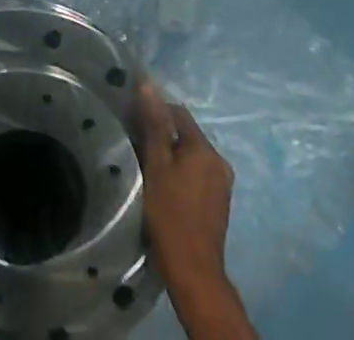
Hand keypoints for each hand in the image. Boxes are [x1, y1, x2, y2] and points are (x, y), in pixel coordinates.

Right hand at [137, 83, 235, 293]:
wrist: (193, 268)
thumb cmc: (170, 213)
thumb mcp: (156, 165)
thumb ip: (154, 124)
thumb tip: (148, 85)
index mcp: (205, 149)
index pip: (178, 112)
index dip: (154, 110)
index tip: (131, 118)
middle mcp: (219, 160)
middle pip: (186, 133)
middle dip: (161, 132)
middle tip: (134, 141)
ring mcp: (222, 182)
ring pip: (191, 154)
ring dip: (170, 152)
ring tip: (145, 162)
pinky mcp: (219, 200)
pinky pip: (197, 172)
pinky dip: (180, 170)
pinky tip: (163, 183)